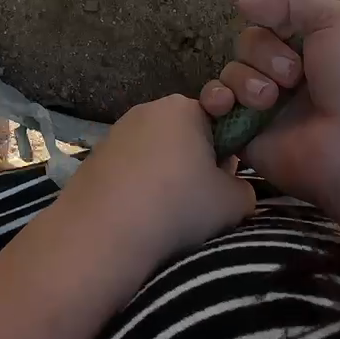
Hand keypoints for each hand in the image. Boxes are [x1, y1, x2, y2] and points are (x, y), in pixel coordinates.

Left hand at [57, 95, 254, 266]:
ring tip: (163, 214)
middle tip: (196, 203)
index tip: (222, 184)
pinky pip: (129, 167)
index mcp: (185, 107)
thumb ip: (244, 187)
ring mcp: (117, 130)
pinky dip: (137, 185)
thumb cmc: (178, 206)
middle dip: (194, 164)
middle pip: (185, 135)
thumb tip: (232, 186)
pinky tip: (136, 213)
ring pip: (155, 152)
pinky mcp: (95, 153)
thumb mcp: (235, 202)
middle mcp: (149, 108)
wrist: (104, 231)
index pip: (219, 122)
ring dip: (164, 175)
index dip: (226, 154)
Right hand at [200, 0, 339, 212]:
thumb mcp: (338, 21)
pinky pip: (214, 110)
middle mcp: (286, 76)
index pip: (269, 22)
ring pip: (230, 74)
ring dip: (245, 80)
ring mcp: (265, 109)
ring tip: (270, 101)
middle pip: (246, 45)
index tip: (295, 39)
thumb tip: (241, 3)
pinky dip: (214, 100)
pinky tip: (226, 104)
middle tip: (293, 78)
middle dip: (263, 54)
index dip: (274, 24)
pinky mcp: (247, 138)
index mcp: (310, 49)